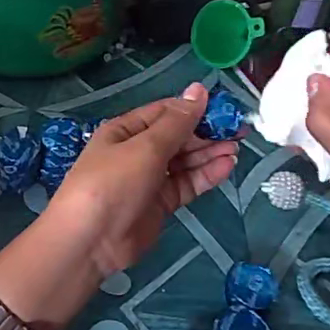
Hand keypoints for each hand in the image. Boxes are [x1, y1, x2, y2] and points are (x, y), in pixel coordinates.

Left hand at [48, 83, 239, 278]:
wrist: (91, 239)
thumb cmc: (113, 183)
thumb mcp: (145, 147)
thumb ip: (176, 123)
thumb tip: (199, 90)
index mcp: (124, 131)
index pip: (163, 112)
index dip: (193, 109)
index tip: (225, 108)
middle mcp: (136, 151)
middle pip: (176, 136)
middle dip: (205, 132)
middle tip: (239, 130)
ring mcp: (148, 179)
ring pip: (183, 161)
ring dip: (208, 153)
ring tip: (237, 147)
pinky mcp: (159, 203)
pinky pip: (186, 183)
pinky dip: (205, 175)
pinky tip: (227, 166)